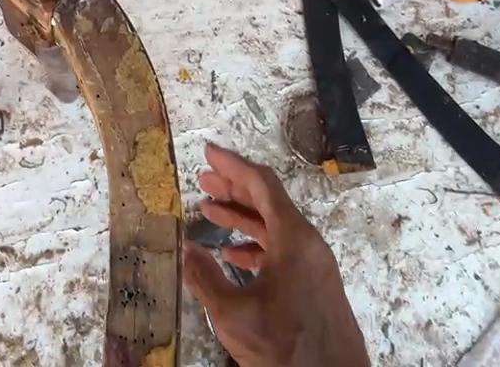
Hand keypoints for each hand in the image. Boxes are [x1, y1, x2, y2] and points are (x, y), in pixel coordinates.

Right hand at [184, 143, 369, 366]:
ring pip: (274, 224)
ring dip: (241, 215)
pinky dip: (255, 242)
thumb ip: (205, 277)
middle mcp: (307, 242)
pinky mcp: (314, 283)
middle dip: (233, 186)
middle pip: (267, 200)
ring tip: (208, 210)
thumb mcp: (233, 314)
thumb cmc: (284, 346)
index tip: (208, 152)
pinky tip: (230, 252)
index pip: (261, 183)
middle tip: (203, 178)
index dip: (233, 164)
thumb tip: (185, 249)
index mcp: (294, 237)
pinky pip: (282, 247)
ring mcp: (314, 263)